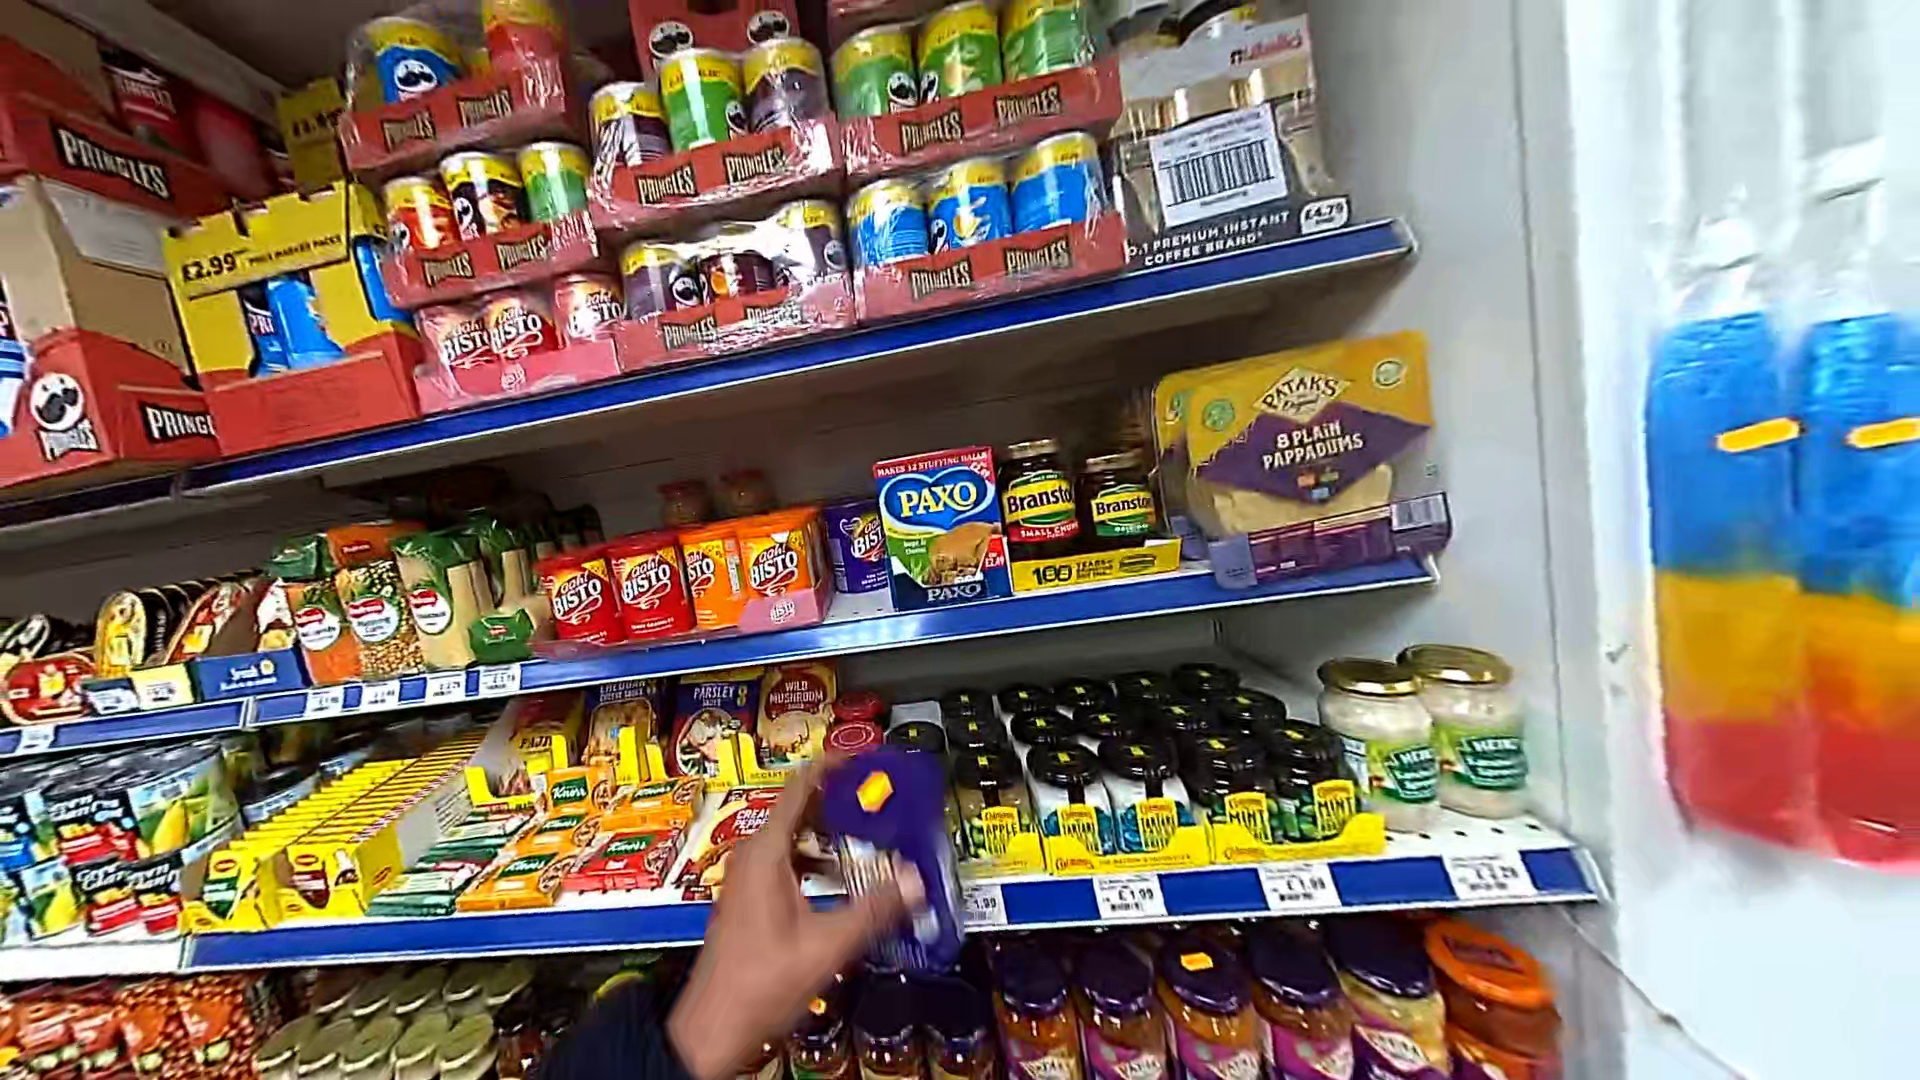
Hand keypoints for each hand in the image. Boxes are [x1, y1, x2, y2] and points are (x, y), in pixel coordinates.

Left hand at [667, 761, 924, 1079]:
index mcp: (765, 852)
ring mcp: (749, 875)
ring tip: (865, 829)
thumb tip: (913, 882)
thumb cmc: (756, 985)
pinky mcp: (752, 894)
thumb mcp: (826, 946)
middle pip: (800, 806)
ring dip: (830, 828)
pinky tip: (841, 873)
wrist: (712, 1032)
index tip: (859, 757)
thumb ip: (874, 910)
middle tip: (873, 793)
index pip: (799, 786)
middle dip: (839, 798)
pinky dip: (817, 853)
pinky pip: (788, 855)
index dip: (831, 766)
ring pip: (795, 832)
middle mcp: (753, 856)